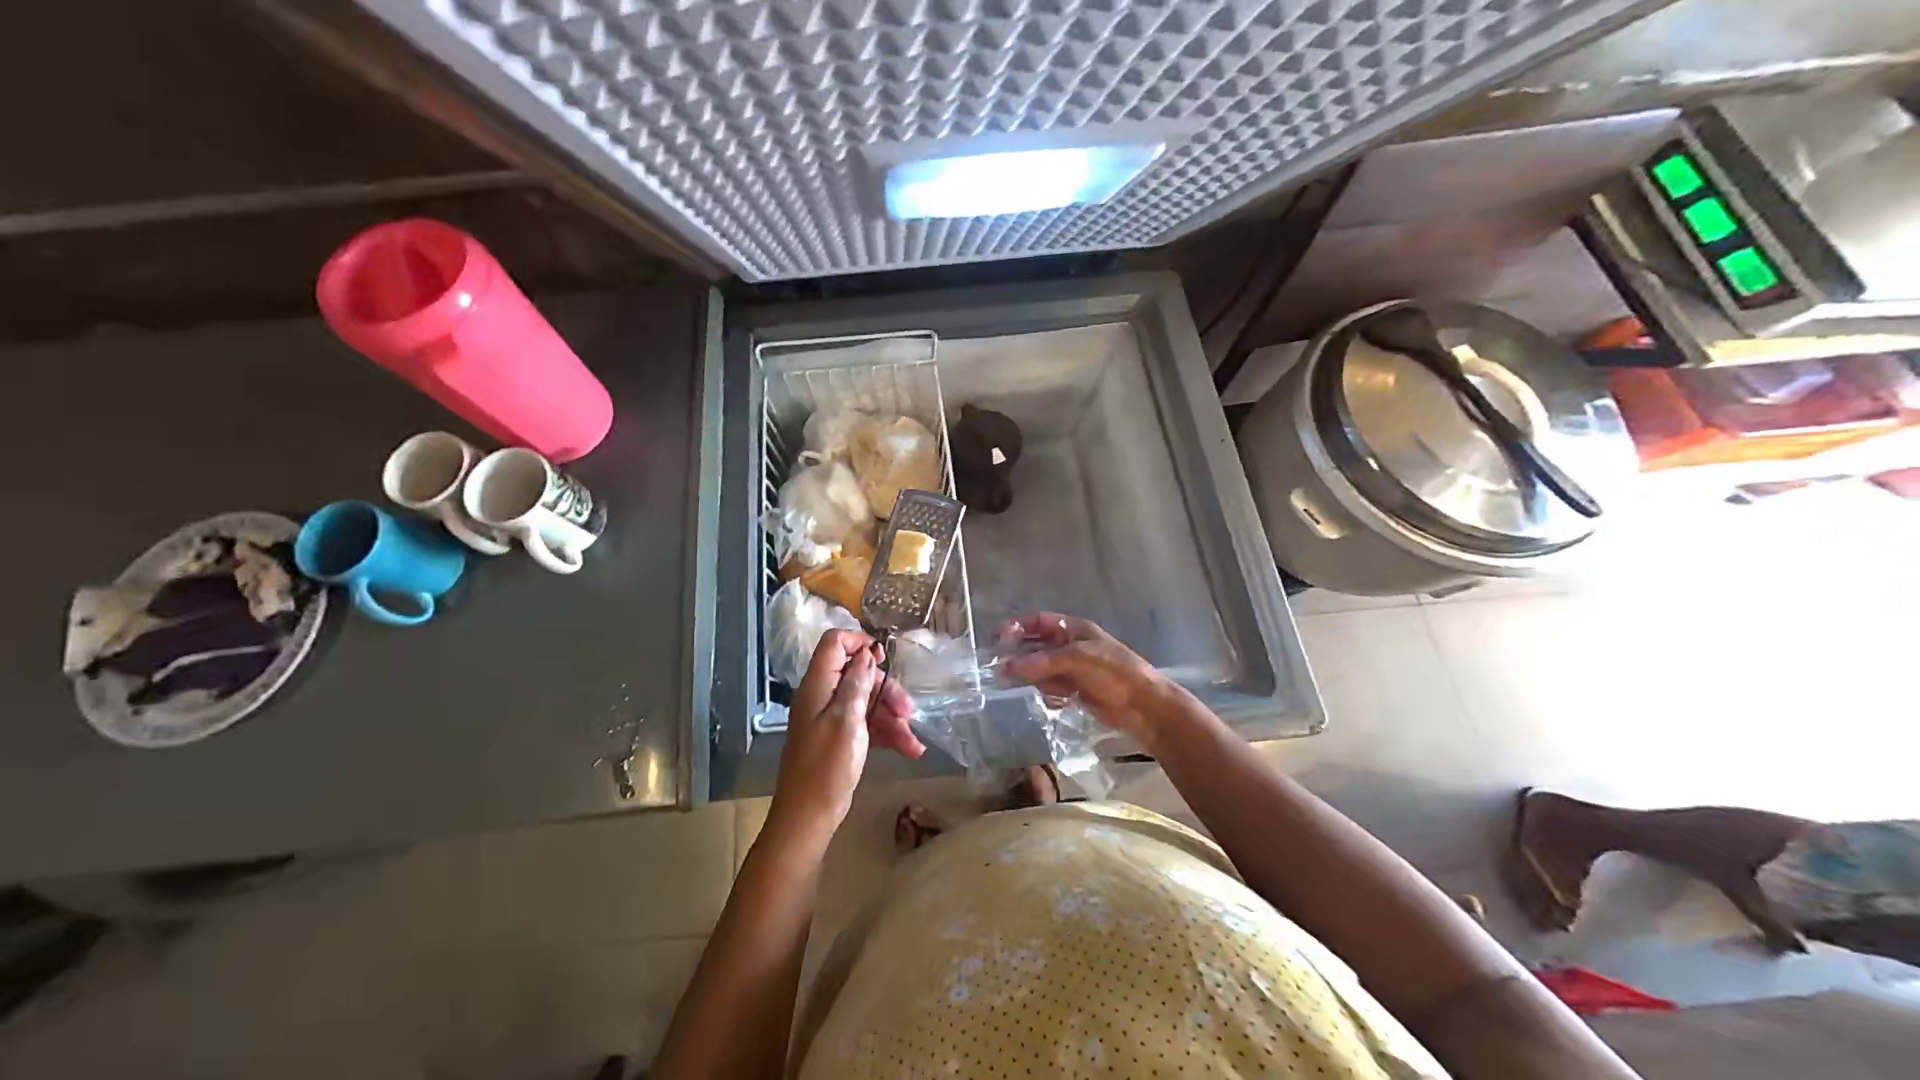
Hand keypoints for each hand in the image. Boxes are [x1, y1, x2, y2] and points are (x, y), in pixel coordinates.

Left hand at [770, 629, 921, 842]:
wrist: (809, 815)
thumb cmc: (827, 765)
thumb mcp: (847, 719)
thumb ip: (857, 683)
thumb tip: (866, 654)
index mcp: (818, 685)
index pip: (834, 643)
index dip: (859, 643)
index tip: (884, 658)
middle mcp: (823, 696)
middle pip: (858, 675)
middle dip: (886, 689)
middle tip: (907, 709)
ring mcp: (831, 718)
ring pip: (867, 701)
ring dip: (892, 717)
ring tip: (912, 741)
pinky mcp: (840, 738)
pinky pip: (866, 724)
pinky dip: (886, 734)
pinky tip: (908, 749)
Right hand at [998, 613, 1186, 745]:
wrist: (1143, 706)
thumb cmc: (1114, 672)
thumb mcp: (1078, 659)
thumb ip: (1042, 661)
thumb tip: (1006, 666)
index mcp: (1074, 629)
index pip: (1038, 622)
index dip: (1017, 627)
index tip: (997, 638)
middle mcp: (1070, 646)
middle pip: (1035, 647)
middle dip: (1022, 658)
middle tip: (1003, 670)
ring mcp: (1072, 669)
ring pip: (1040, 670)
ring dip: (1040, 679)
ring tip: (1054, 688)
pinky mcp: (1074, 690)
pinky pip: (1051, 688)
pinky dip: (1052, 694)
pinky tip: (1062, 700)